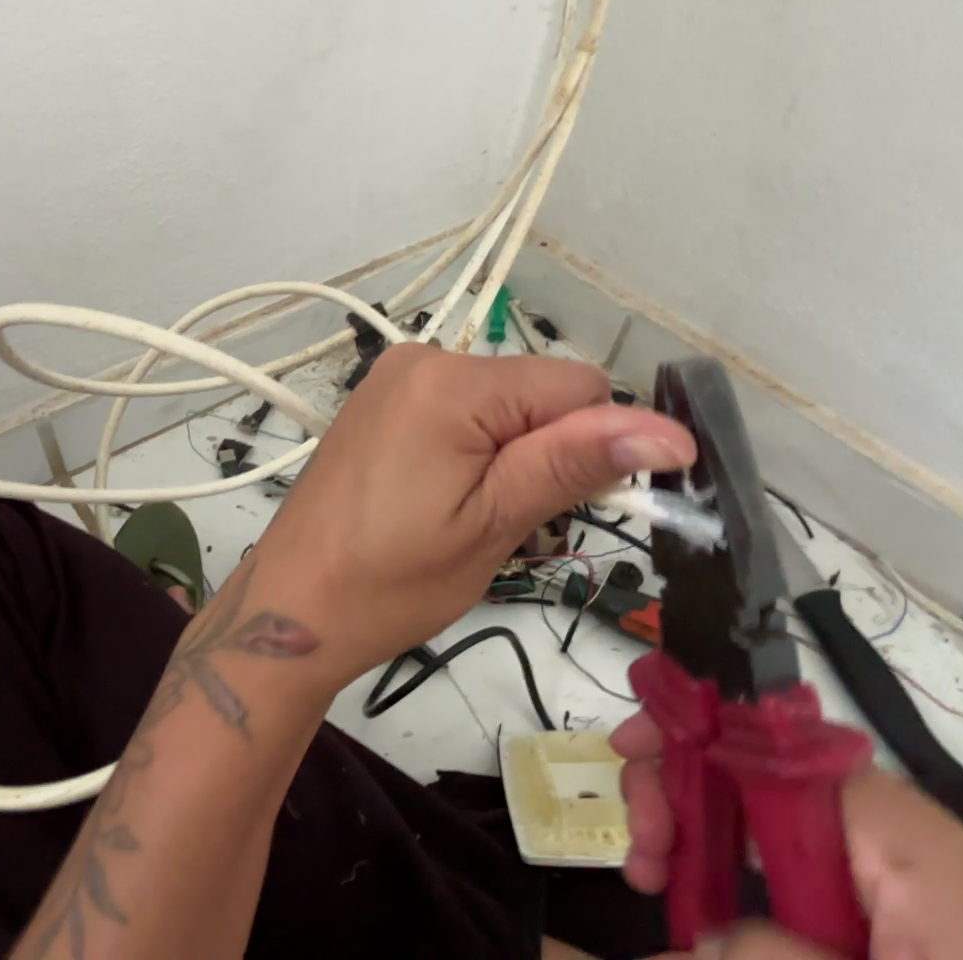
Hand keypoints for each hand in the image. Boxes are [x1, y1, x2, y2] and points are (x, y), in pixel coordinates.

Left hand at [249, 343, 695, 689]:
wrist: (294, 605)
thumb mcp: (493, 524)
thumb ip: (574, 464)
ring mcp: (394, 377)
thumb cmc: (390, 581)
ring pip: (503, 403)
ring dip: (511, 454)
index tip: (572, 508)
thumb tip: (669, 432)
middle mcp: (422, 357)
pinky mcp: (380, 401)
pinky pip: (460, 409)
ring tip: (465, 515)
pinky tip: (442, 497)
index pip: (579, 385)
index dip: (597, 446)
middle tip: (504, 521)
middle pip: (538, 390)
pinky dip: (474, 448)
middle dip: (547, 452)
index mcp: (452, 381)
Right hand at [611, 713, 962, 959]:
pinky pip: (795, 879)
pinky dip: (740, 889)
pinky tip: (707, 916)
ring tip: (659, 886)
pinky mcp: (895, 918)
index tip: (630, 749)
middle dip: (681, 797)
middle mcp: (892, 836)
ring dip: (699, 847)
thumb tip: (691, 943)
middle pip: (756, 775)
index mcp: (898, 832)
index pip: (775, 739)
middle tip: (644, 855)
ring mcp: (894, 879)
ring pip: (766, 831)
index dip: (693, 729)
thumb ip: (776, 957)